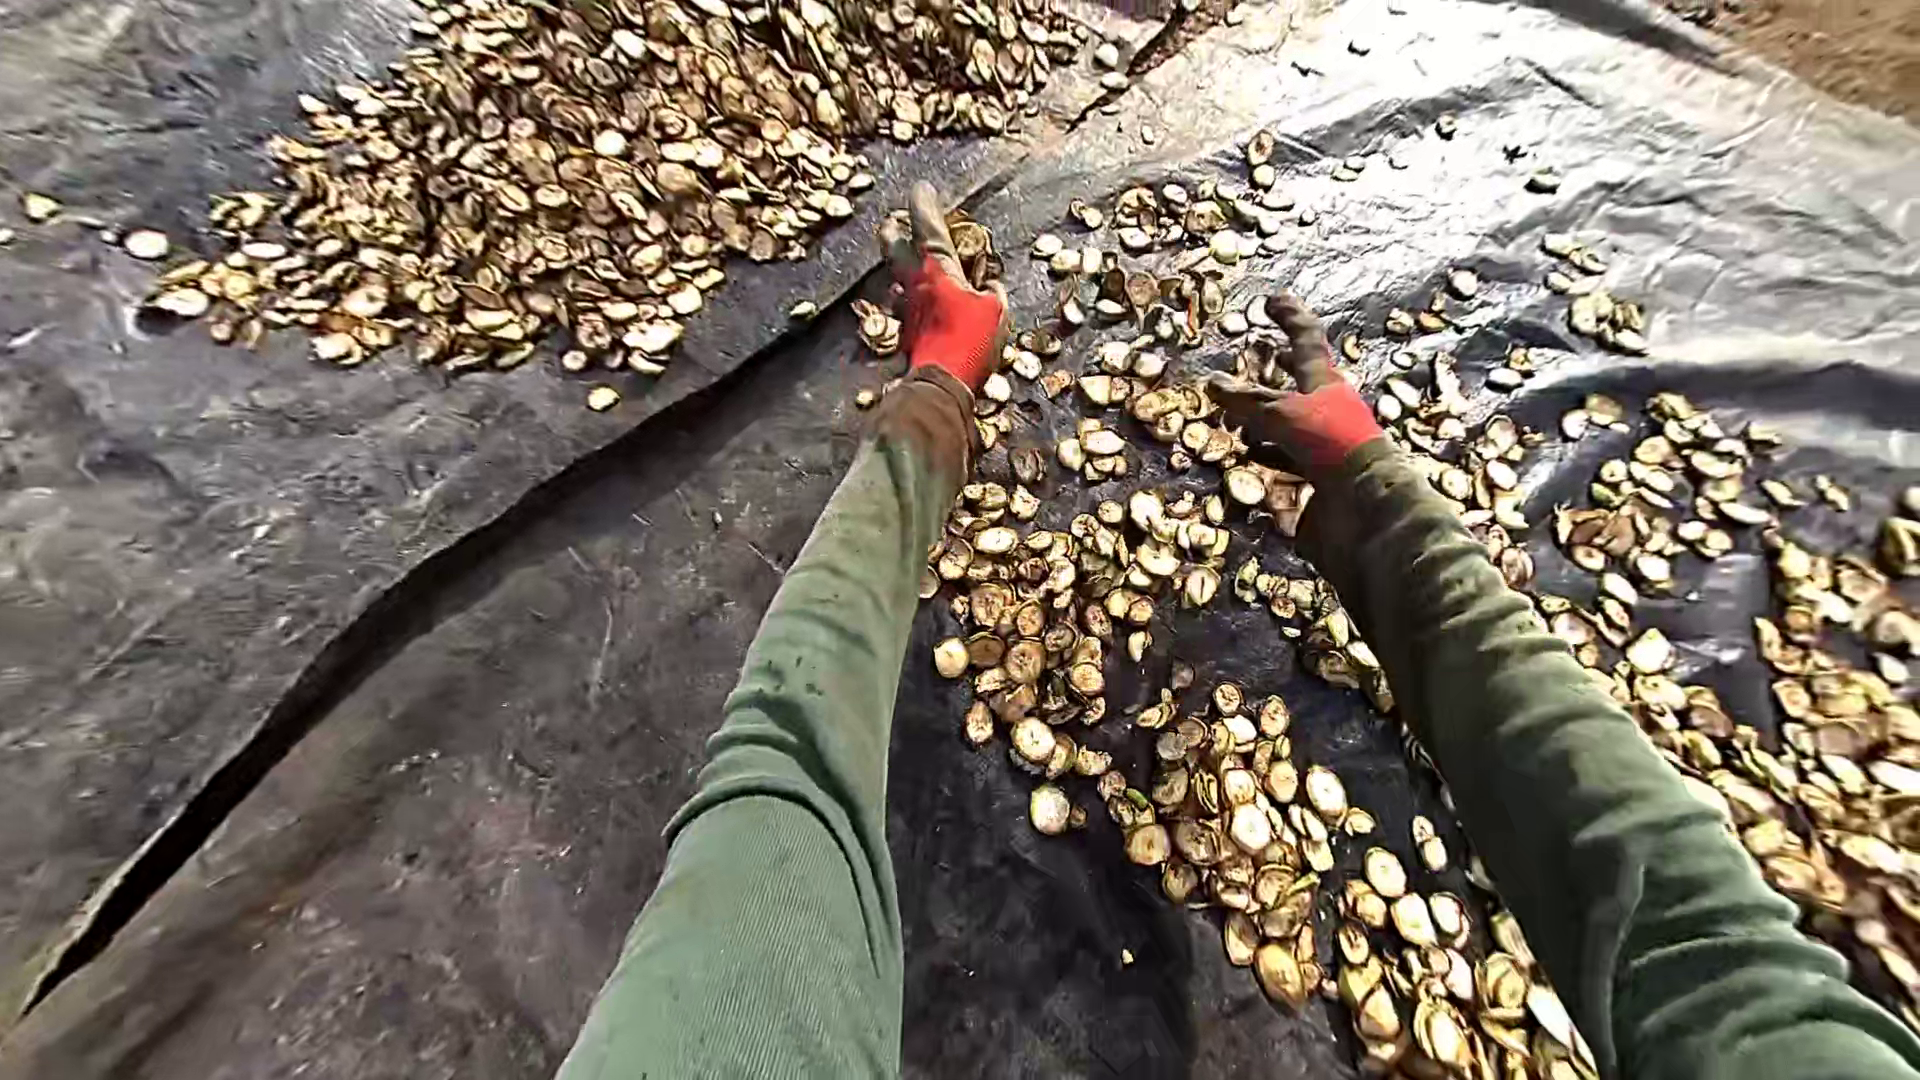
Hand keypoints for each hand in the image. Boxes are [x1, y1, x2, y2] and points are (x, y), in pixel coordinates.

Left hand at [877, 182, 1009, 392]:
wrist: (941, 385)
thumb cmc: (969, 342)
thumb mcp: (994, 311)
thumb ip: (991, 291)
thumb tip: (987, 285)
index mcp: (937, 268)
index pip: (928, 226)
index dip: (924, 204)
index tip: (921, 189)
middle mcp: (915, 283)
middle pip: (893, 247)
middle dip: (893, 232)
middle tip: (896, 226)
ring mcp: (906, 308)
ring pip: (899, 279)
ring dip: (905, 271)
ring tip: (916, 270)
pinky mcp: (905, 333)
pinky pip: (909, 309)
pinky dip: (916, 303)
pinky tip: (925, 310)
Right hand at [1206, 292, 1382, 481]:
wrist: (1364, 498)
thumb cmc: (1328, 443)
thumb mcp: (1280, 414)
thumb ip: (1246, 400)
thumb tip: (1211, 381)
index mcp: (1322, 382)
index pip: (1304, 339)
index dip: (1288, 317)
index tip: (1272, 299)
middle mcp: (1326, 405)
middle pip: (1300, 378)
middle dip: (1280, 367)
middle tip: (1265, 357)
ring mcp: (1323, 436)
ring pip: (1290, 416)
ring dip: (1266, 413)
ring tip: (1243, 416)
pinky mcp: (1319, 466)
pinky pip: (1287, 450)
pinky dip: (1268, 449)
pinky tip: (1254, 453)